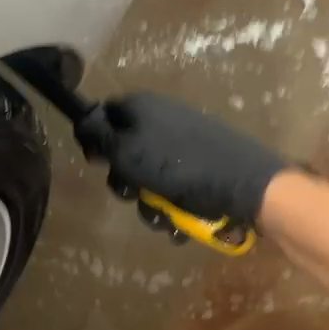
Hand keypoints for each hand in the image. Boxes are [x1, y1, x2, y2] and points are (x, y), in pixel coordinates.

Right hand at [74, 92, 288, 227]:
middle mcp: (163, 121)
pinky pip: (175, 190)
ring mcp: (186, 146)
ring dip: (149, 203)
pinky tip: (179, 222)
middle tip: (132, 192)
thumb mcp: (126, 151)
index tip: (96, 163)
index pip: (105, 115)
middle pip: (125, 151)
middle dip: (125, 180)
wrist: (247, 187)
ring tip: (163, 216)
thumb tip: (81, 121)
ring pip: (149, 178)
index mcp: (143, 108)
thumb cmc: (179, 167)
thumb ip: (98, 136)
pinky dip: (172, 208)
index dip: (95, 139)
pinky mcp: (203, 169)